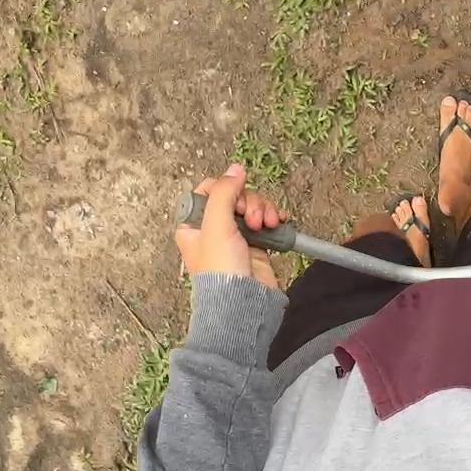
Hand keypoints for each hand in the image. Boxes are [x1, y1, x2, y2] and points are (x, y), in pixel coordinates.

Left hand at [174, 163, 287, 288]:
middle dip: (249, 202)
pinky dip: (273, 218)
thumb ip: (224, 192)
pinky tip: (277, 222)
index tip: (234, 196)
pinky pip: (266, 220)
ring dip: (263, 210)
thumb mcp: (215, 224)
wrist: (243, 301)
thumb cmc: (221, 272)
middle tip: (251, 218)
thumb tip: (236, 169)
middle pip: (234, 196)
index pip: (207, 190)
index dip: (224, 188)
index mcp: (193, 224)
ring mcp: (235, 236)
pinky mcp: (256, 243)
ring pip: (252, 206)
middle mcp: (213, 229)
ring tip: (265, 225)